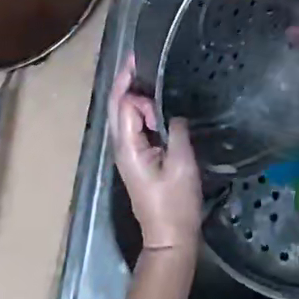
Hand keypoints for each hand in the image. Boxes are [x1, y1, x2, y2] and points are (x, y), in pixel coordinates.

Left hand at [108, 54, 200, 253]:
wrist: (169, 239)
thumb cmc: (175, 204)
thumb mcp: (182, 165)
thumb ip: (177, 131)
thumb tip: (173, 111)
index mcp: (128, 146)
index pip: (124, 106)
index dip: (138, 93)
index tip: (155, 83)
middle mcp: (121, 146)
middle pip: (115, 106)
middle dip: (124, 81)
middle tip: (137, 58)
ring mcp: (127, 153)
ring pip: (121, 115)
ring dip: (130, 93)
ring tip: (146, 74)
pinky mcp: (136, 158)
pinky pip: (131, 125)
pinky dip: (139, 108)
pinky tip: (153, 103)